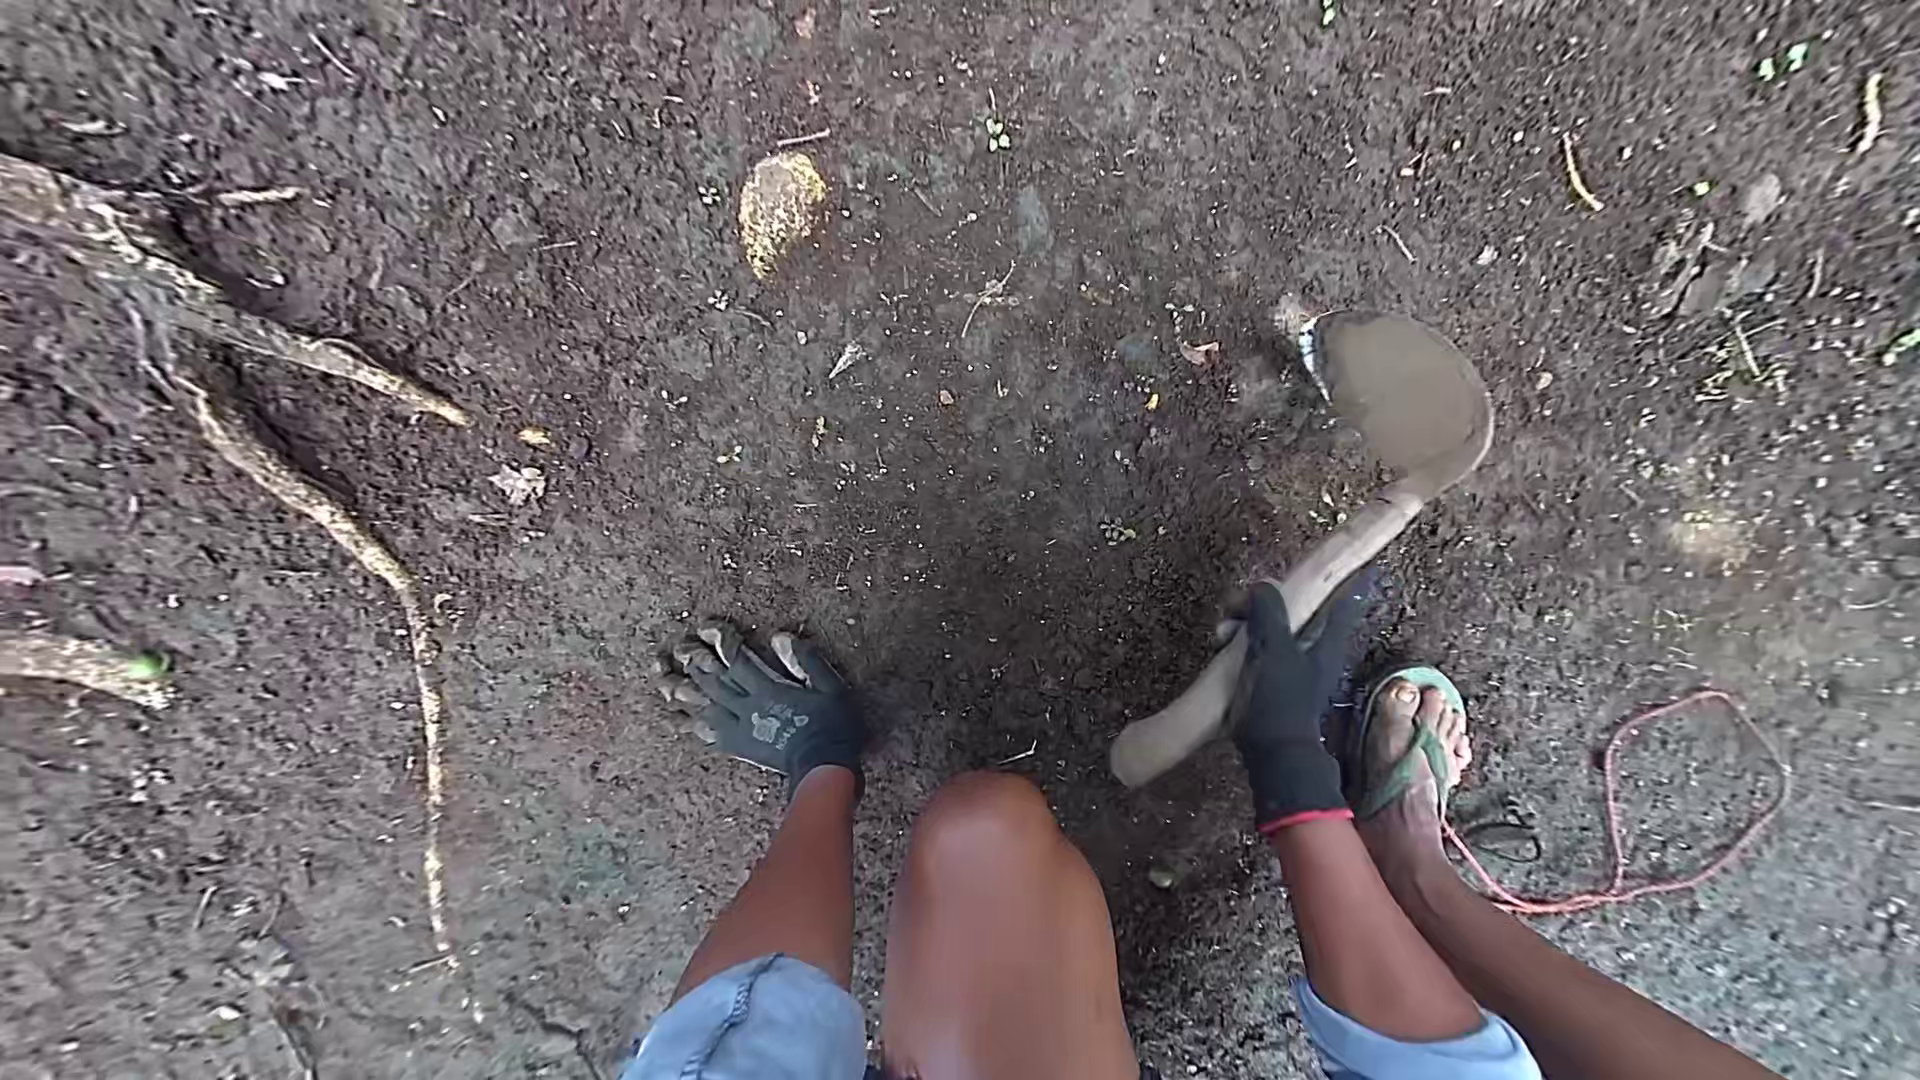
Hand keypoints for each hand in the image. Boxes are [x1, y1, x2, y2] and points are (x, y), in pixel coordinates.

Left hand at [659, 619, 866, 798]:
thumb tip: (780, 637)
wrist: (822, 767)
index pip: (737, 659)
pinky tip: (676, 713)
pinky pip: (705, 732)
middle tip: (679, 644)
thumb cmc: (831, 724)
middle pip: (711, 680)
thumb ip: (806, 661)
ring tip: (662, 672)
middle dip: (693, 659)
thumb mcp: (830, 686)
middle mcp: (747, 707)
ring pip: (701, 704)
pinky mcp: (736, 745)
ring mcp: (738, 728)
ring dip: (679, 687)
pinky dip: (688, 721)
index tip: (709, 626)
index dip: (721, 640)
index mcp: (769, 689)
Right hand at [1231, 572, 1371, 832]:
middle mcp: (1312, 646)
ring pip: (1268, 622)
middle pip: (1293, 606)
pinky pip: (1255, 642)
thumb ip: (1268, 611)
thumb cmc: (1279, 698)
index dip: (1352, 579)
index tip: (1363, 564)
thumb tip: (1262, 585)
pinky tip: (1221, 644)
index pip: (1346, 600)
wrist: (1271, 747)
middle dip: (1262, 599)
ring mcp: (1291, 660)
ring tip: (1221, 631)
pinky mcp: (1269, 673)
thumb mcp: (1273, 647)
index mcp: (1326, 639)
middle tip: (1235, 603)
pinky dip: (1239, 637)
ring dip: (1243, 619)